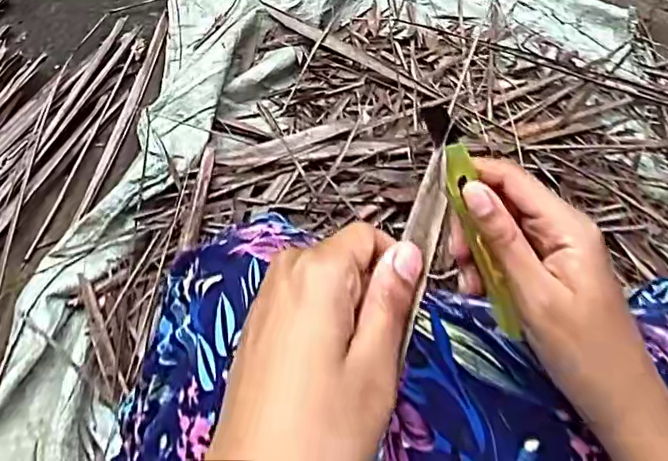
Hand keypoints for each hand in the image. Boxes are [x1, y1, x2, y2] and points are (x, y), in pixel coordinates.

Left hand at [209, 223, 423, 460]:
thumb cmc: (314, 433)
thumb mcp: (374, 367)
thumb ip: (392, 301)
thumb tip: (407, 254)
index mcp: (316, 271)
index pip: (368, 233)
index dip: (395, 266)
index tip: (407, 303)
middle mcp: (287, 269)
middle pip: (347, 257)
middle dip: (370, 295)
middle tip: (376, 352)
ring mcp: (269, 292)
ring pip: (327, 280)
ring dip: (347, 313)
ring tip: (348, 370)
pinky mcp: (261, 315)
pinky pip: (304, 300)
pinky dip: (322, 324)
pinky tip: (322, 373)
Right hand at [450, 159, 667, 460]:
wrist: (625, 410)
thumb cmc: (586, 355)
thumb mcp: (535, 294)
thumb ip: (501, 237)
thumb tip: (471, 188)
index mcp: (567, 226)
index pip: (511, 177)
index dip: (472, 173)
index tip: (438, 187)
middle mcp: (562, 228)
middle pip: (501, 200)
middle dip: (471, 221)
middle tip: (457, 255)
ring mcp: (557, 248)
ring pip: (500, 226)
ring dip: (476, 248)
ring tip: (469, 280)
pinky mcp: (550, 267)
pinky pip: (509, 250)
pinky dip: (489, 265)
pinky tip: (481, 289)